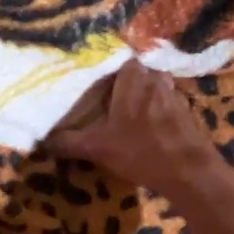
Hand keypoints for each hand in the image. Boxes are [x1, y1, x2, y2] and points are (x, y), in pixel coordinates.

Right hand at [48, 61, 224, 197]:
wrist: (190, 172)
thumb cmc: (140, 150)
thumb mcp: (96, 147)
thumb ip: (68, 141)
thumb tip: (44, 141)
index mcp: (133, 79)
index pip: (123, 60)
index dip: (111, 71)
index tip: (99, 83)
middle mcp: (156, 80)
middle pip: (140, 73)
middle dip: (128, 84)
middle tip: (112, 100)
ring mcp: (176, 96)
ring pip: (157, 88)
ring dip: (146, 97)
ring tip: (131, 115)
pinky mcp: (189, 114)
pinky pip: (170, 105)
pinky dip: (161, 113)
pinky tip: (152, 130)